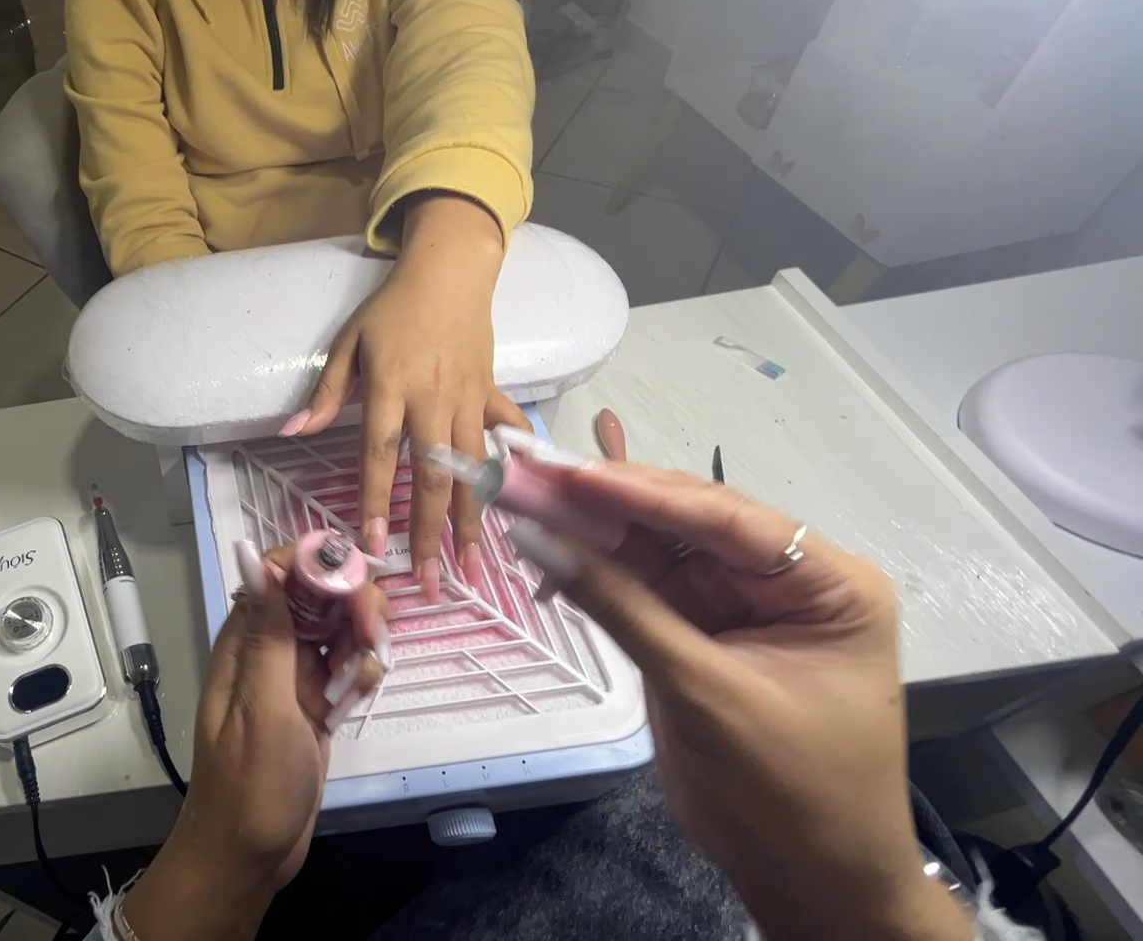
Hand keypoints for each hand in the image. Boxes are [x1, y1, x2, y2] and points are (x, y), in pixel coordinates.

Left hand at [120, 543, 385, 939]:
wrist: (248, 858)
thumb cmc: (250, 787)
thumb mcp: (263, 708)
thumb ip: (269, 634)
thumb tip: (254, 558)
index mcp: (245, 640)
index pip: (278, 574)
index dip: (316, 566)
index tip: (354, 582)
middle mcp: (268, 648)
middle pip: (317, 596)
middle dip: (350, 605)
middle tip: (371, 636)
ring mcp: (293, 676)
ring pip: (336, 630)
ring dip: (358, 642)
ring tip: (359, 678)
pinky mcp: (313, 703)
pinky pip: (344, 668)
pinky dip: (357, 675)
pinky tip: (354, 698)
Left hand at [289, 195, 529, 601]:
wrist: (448, 273)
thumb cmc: (390, 311)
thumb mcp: (348, 343)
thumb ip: (326, 392)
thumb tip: (292, 431)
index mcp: (390, 388)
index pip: (379, 454)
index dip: (376, 500)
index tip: (374, 543)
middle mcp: (433, 401)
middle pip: (433, 476)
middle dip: (430, 531)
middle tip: (432, 579)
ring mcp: (469, 400)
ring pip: (473, 468)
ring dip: (473, 518)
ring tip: (474, 563)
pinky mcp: (493, 393)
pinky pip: (506, 434)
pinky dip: (515, 466)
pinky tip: (523, 502)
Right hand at [508, 463, 970, 940]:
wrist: (803, 878)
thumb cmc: (783, 787)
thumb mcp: (699, 686)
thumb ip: (616, 603)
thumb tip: (531, 534)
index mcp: (824, 583)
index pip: (723, 517)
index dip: (639, 490)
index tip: (567, 471)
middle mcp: (779, 578)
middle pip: (681, 519)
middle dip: (605, 501)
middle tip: (533, 474)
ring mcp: (729, 600)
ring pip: (648, 545)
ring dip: (588, 528)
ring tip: (525, 501)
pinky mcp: (689, 624)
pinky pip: (631, 581)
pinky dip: (588, 569)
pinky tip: (545, 551)